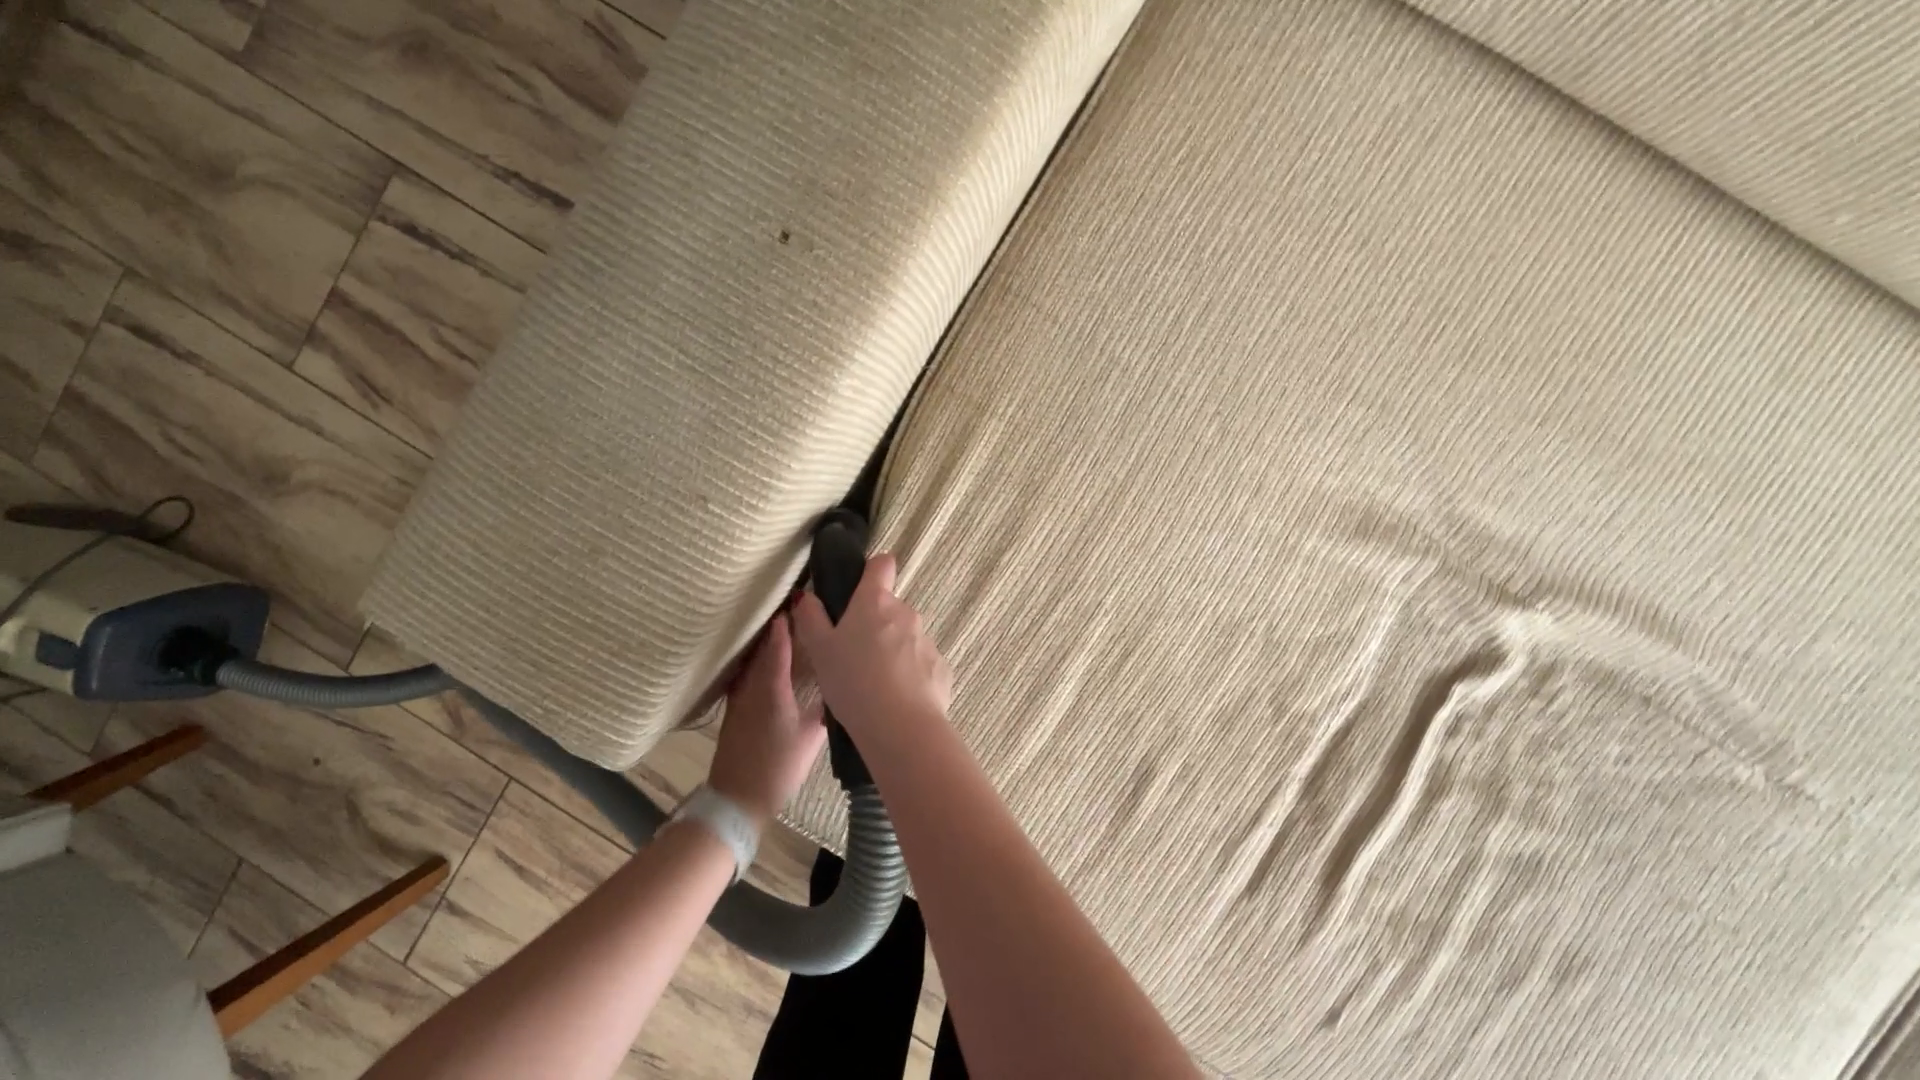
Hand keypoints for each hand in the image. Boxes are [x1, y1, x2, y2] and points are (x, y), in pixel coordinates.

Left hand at [708, 615, 826, 822]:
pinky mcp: (734, 709)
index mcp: (772, 690)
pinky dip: (757, 661)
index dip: (786, 625)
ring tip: (783, 627)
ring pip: (752, 661)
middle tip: (793, 608)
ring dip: (765, 643)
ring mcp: (739, 698)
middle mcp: (751, 687)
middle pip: (762, 649)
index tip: (796, 602)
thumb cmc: (778, 768)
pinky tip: (766, 660)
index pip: (778, 648)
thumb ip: (824, 708)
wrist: (737, 798)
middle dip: (776, 629)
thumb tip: (839, 685)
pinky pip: (746, 674)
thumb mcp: (810, 738)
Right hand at [791, 553, 952, 741]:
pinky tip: (894, 700)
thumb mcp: (819, 650)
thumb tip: (806, 596)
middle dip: (875, 626)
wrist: (900, 726)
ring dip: (892, 653)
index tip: (859, 589)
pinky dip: (909, 676)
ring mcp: (928, 641)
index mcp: (875, 602)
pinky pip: (921, 665)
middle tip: (853, 656)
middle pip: (890, 608)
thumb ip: (810, 618)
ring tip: (872, 685)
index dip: (872, 571)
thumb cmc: (853, 682)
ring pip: (906, 639)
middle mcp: (907, 613)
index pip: (882, 564)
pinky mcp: (941, 668)